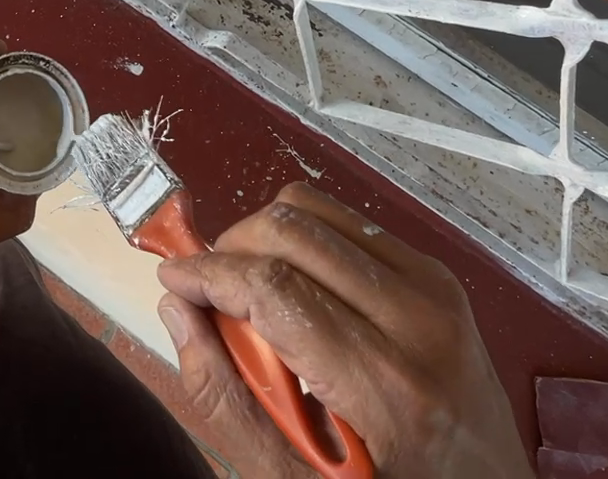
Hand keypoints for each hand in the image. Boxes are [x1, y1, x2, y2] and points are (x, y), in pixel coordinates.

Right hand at [156, 183, 531, 478]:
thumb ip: (224, 399)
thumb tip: (177, 308)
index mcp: (389, 389)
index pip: (273, 288)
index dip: (208, 273)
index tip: (173, 278)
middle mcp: (419, 323)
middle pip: (286, 231)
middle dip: (229, 251)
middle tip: (212, 291)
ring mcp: (433, 289)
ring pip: (308, 208)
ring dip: (261, 238)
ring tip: (252, 287)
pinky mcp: (434, 272)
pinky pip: (338, 217)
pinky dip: (298, 235)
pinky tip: (293, 281)